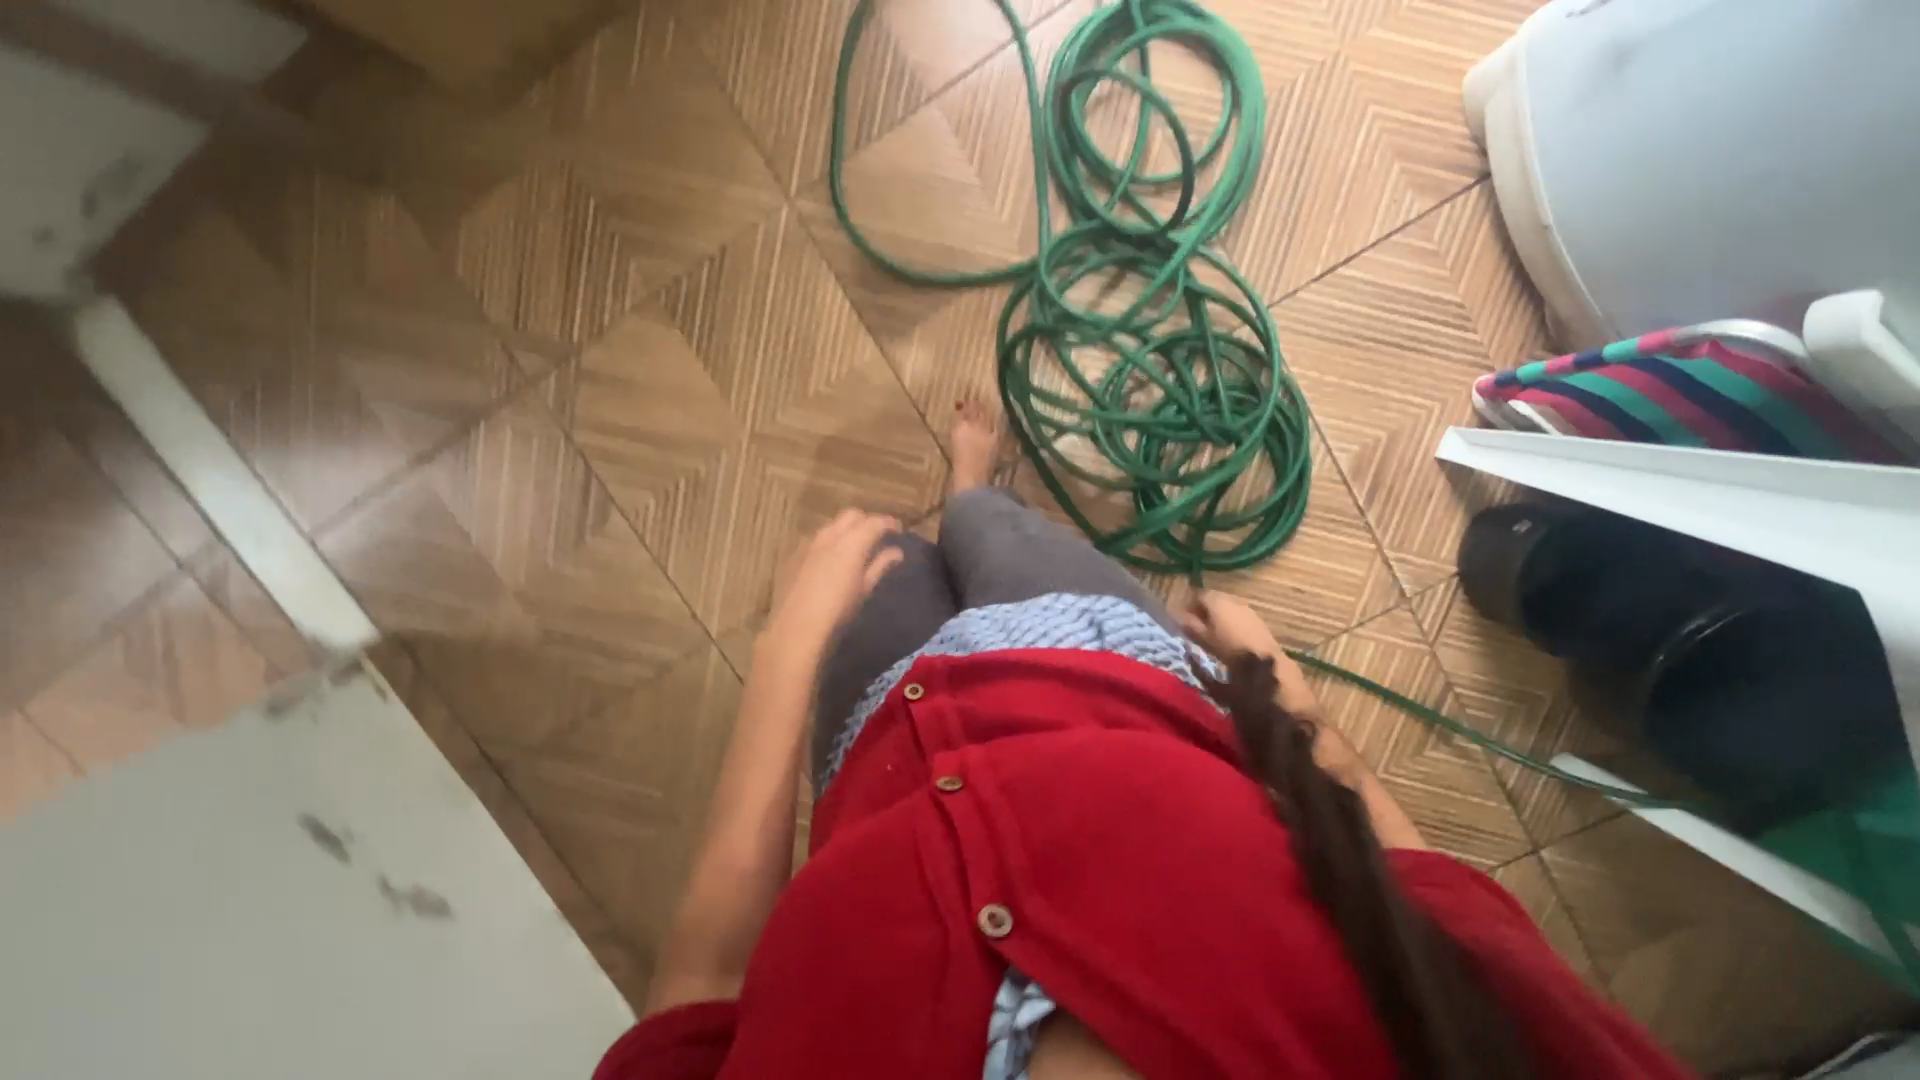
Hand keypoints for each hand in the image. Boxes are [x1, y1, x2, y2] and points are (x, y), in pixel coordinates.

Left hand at [764, 510, 904, 653]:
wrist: (796, 628)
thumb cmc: (838, 611)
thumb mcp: (864, 589)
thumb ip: (880, 565)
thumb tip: (896, 552)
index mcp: (852, 542)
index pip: (875, 522)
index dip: (889, 523)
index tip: (899, 530)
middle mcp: (829, 535)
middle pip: (851, 515)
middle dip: (866, 521)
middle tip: (877, 536)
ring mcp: (808, 543)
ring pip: (832, 525)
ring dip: (846, 530)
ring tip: (854, 547)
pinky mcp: (794, 554)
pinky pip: (816, 539)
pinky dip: (829, 542)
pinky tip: (831, 560)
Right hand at [1179, 589, 1279, 657]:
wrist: (1262, 656)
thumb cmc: (1227, 646)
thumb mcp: (1203, 638)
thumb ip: (1189, 624)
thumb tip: (1177, 616)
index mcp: (1215, 600)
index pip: (1197, 595)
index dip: (1189, 605)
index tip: (1184, 617)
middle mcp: (1230, 598)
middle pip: (1212, 598)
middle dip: (1203, 608)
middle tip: (1197, 623)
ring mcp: (1245, 606)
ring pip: (1226, 605)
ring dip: (1217, 614)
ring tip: (1212, 630)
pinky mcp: (1255, 617)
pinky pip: (1237, 613)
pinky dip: (1230, 619)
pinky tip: (1229, 633)